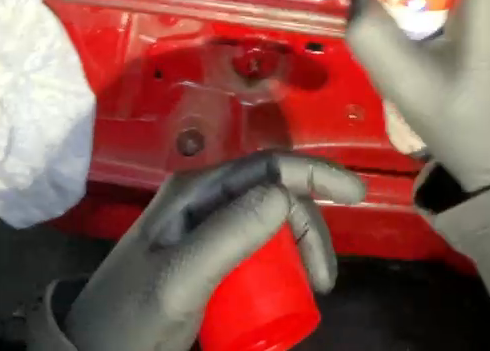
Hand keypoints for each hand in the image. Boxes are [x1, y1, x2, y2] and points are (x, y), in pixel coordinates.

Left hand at [63, 152, 365, 350]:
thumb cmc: (131, 321)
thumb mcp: (180, 281)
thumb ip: (229, 235)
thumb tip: (286, 193)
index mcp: (197, 191)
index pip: (268, 167)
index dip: (315, 173)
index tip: (358, 195)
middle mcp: (204, 202)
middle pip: (274, 197)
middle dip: (309, 228)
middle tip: (324, 283)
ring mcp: (205, 232)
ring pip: (270, 226)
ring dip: (298, 250)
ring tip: (310, 293)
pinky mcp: (208, 263)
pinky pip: (256, 255)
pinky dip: (280, 269)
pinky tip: (286, 296)